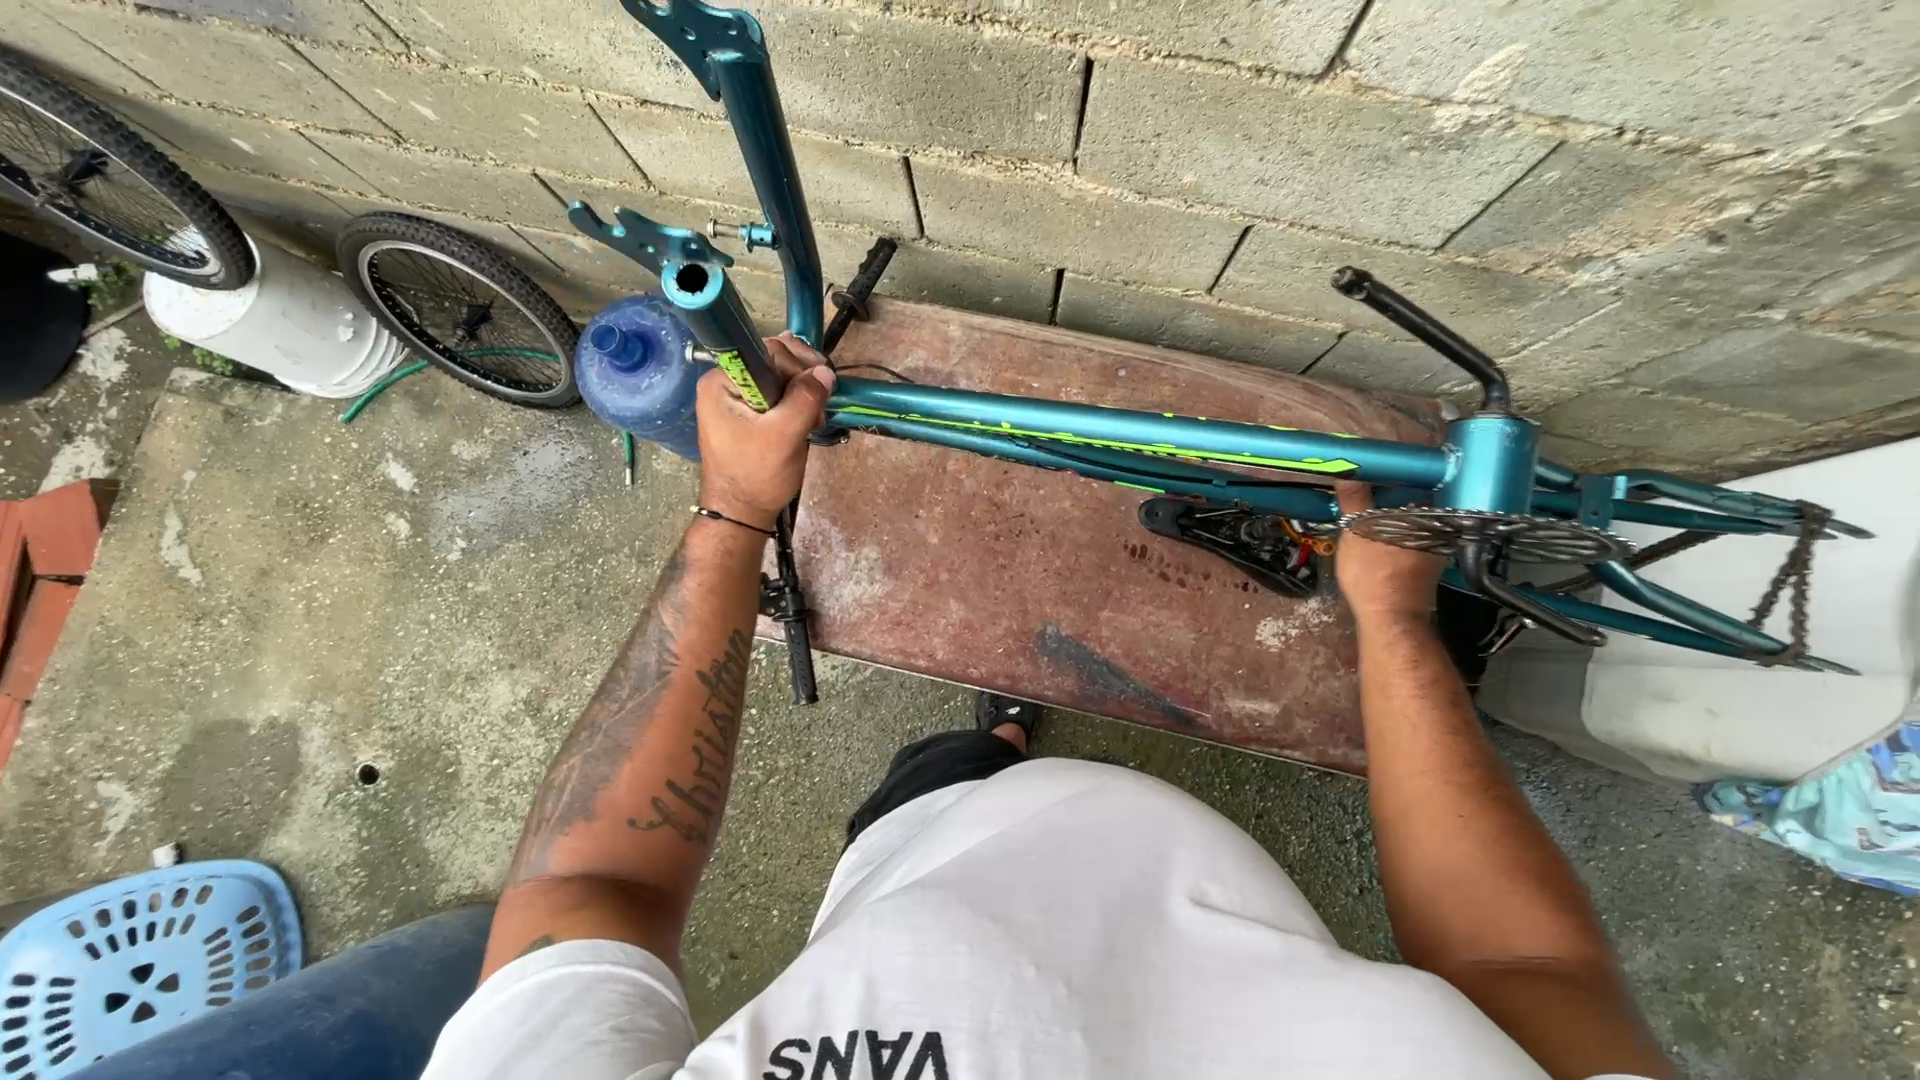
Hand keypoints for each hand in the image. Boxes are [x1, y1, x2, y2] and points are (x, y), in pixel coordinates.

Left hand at [695, 333, 835, 530]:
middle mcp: (727, 382)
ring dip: (804, 393)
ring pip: (782, 377)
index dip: (797, 363)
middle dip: (803, 379)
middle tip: (819, 405)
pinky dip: (798, 404)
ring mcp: (738, 398)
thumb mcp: (785, 435)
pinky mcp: (751, 413)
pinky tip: (808, 421)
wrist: (743, 513)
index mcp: (722, 381)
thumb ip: (805, 399)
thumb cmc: (756, 476)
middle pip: (776, 360)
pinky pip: (780, 395)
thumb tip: (825, 372)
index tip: (820, 383)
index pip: (768, 350)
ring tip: (813, 419)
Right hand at [1334, 481, 1444, 624]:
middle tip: (1361, 484)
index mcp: (1426, 511)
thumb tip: (1347, 469)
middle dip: (1388, 489)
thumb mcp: (1357, 531)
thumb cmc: (1374, 573)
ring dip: (1390, 508)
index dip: (1389, 470)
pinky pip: (1410, 530)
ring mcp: (1436, 542)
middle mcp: (1438, 523)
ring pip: (1411, 514)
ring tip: (1364, 504)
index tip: (1368, 466)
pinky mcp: (1427, 557)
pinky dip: (1395, 525)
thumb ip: (1354, 499)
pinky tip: (1377, 529)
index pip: (1412, 477)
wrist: (1389, 617)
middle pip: (1412, 495)